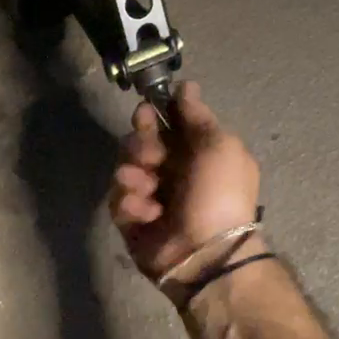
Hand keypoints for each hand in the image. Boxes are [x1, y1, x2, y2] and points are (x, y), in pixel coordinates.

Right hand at [109, 80, 261, 282]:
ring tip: (149, 191)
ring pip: (124, 169)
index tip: (146, 111)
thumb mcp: (219, 146)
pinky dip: (132, 204)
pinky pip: (118, 199)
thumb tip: (186, 86)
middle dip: (141, 145)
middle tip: (151, 159)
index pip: (166, 125)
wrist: (205, 251)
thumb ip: (198, 115)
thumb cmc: (219, 194)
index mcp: (196, 153)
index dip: (153, 115)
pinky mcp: (131, 220)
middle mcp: (172, 172)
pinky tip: (148, 214)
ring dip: (135, 176)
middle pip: (139, 143)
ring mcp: (149, 197)